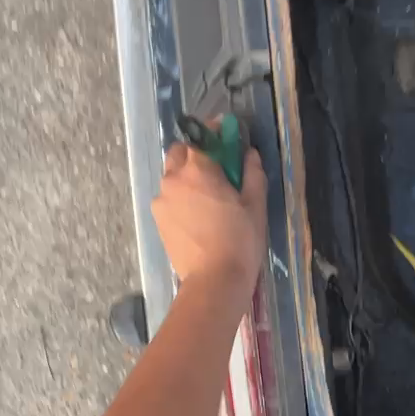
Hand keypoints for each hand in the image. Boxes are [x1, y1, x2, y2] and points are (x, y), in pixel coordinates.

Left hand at [150, 122, 267, 296]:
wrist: (214, 282)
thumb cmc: (239, 242)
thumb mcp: (255, 207)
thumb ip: (252, 174)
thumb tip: (250, 155)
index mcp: (198, 168)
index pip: (203, 137)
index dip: (215, 133)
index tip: (227, 136)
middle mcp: (173, 178)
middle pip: (180, 153)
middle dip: (196, 155)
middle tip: (217, 171)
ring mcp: (162, 200)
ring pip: (172, 177)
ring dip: (187, 178)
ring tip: (207, 199)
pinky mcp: (158, 220)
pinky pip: (169, 199)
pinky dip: (181, 199)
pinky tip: (197, 217)